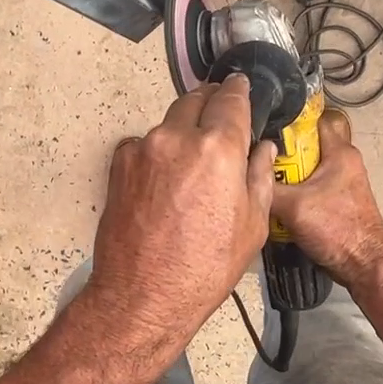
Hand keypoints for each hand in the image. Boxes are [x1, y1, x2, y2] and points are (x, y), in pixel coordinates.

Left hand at [82, 75, 277, 345]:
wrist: (143, 295)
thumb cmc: (203, 268)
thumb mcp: (252, 226)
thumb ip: (260, 176)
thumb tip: (262, 150)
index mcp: (218, 149)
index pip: (231, 98)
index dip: (240, 91)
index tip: (241, 87)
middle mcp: (178, 138)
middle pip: (196, 99)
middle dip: (211, 104)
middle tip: (221, 121)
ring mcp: (143, 149)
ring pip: (170, 123)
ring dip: (184, 132)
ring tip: (194, 165)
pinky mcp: (120, 164)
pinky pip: (145, 144)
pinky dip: (158, 152)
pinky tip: (167, 182)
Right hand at [269, 110, 382, 285]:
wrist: (363, 266)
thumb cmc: (338, 231)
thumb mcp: (293, 206)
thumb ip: (268, 187)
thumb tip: (244, 174)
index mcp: (340, 152)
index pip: (313, 119)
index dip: (288, 120)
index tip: (263, 127)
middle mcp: (343, 162)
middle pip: (304, 146)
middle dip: (282, 154)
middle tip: (258, 161)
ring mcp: (340, 183)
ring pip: (305, 170)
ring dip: (286, 178)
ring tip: (264, 184)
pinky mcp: (335, 202)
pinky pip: (309, 189)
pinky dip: (294, 194)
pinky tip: (277, 205)